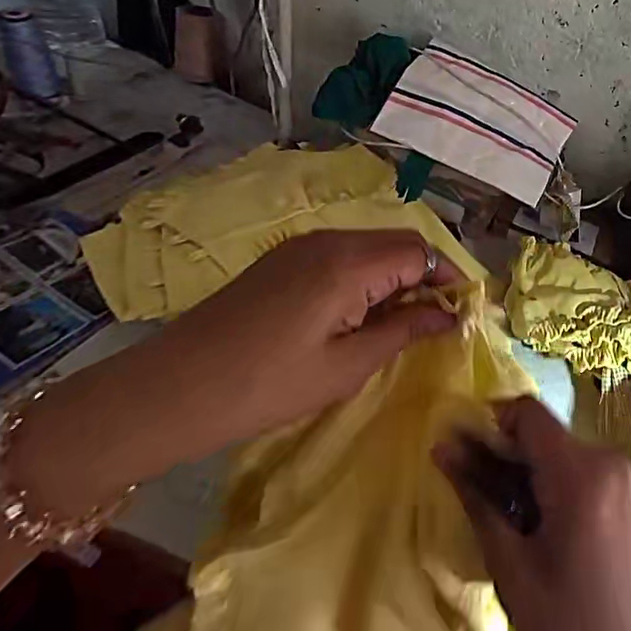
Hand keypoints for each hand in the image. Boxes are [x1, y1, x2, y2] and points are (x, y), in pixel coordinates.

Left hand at [15, 230, 459, 515]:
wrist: (166, 391)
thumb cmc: (263, 387)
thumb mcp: (344, 367)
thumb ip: (404, 330)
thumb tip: (450, 315)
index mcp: (348, 264)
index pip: (422, 253)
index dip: (450, 279)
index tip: (463, 313)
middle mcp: (330, 240)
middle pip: (400, 242)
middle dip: (427, 275)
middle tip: (435, 320)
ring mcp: (303, 245)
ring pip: (373, 245)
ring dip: (397, 275)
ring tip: (400, 320)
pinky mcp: (285, 258)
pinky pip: (345, 253)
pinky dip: (368, 275)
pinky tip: (361, 312)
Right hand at [435, 398, 630, 630]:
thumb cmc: (571, 627)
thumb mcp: (513, 569)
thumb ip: (479, 501)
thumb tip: (443, 451)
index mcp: (582, 473)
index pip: (529, 414)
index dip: (490, 424)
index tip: (462, 453)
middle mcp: (610, 460)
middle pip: (546, 434)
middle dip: (506, 455)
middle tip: (475, 493)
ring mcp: (626, 474)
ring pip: (563, 451)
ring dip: (530, 472)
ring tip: (509, 520)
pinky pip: (584, 469)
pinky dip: (556, 483)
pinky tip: (541, 525)